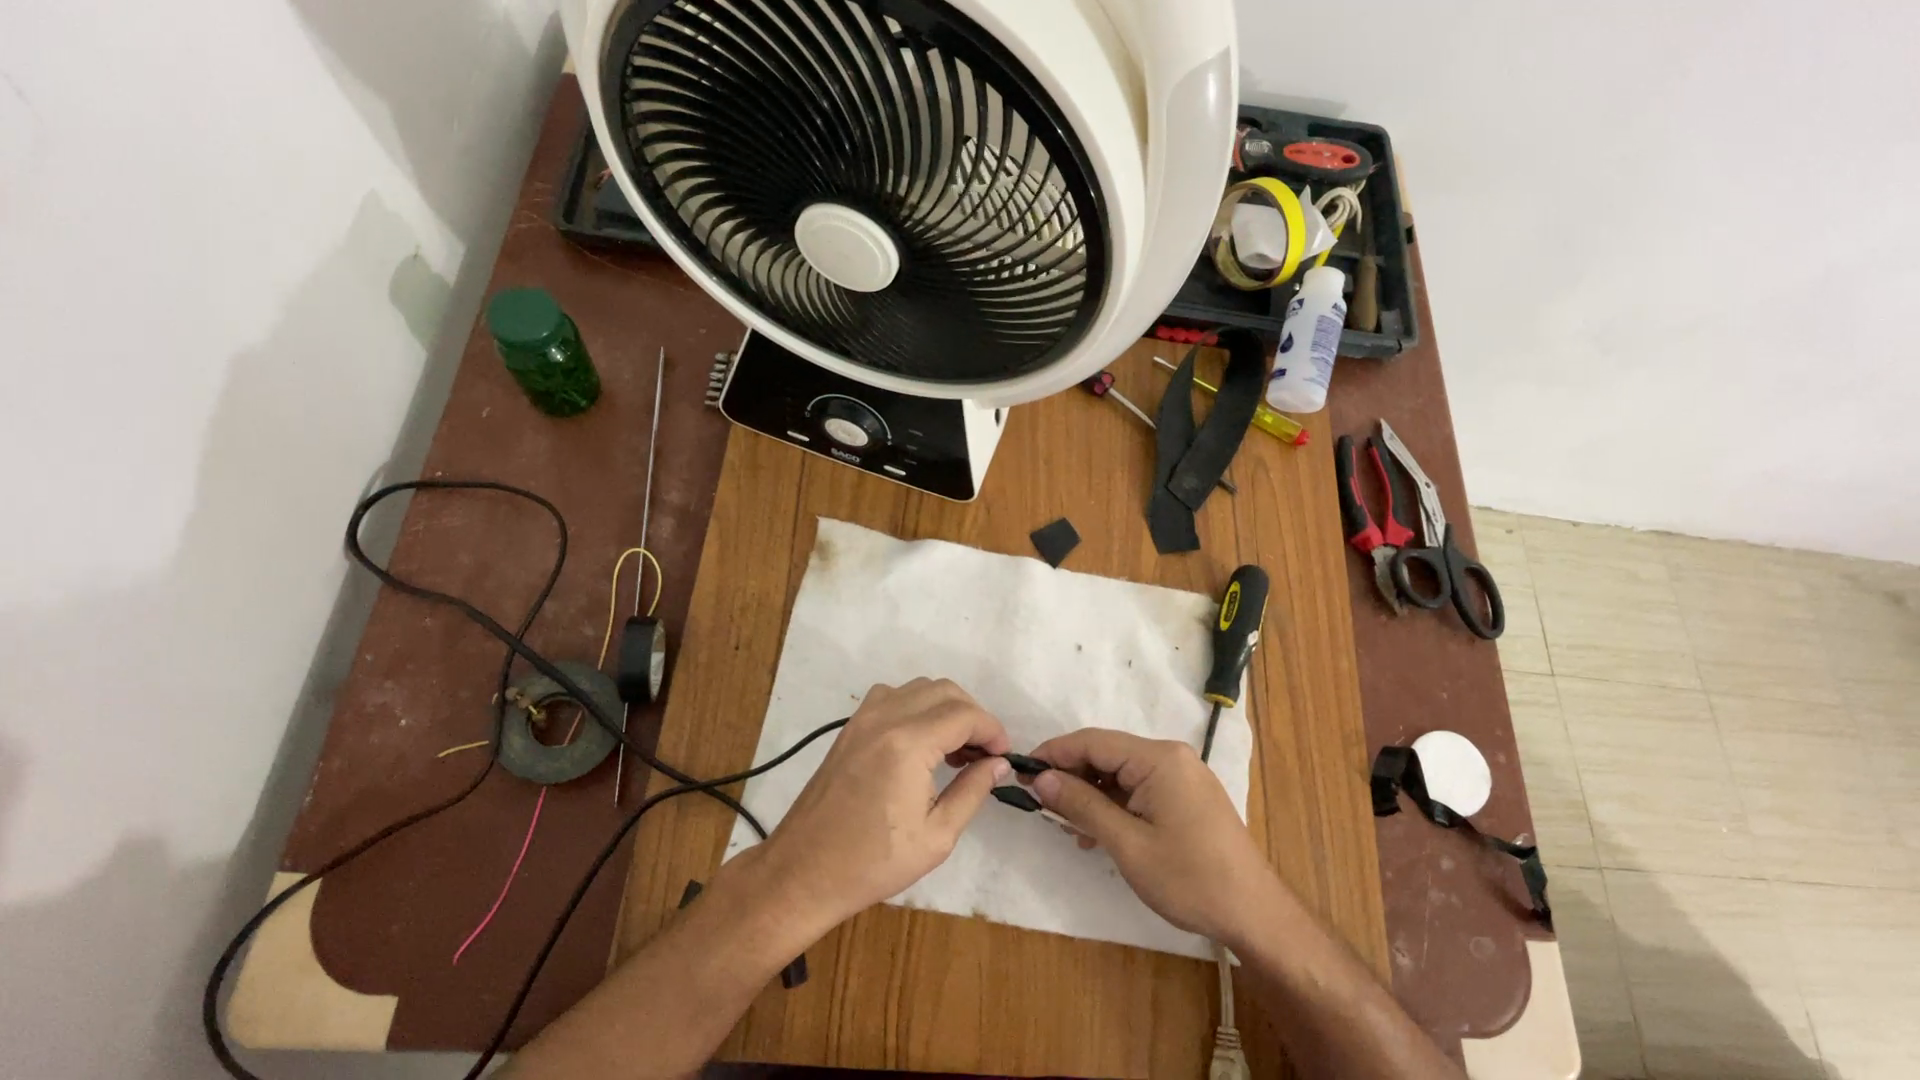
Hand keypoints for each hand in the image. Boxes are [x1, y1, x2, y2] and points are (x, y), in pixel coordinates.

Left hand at [754, 678, 1011, 929]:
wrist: (804, 871)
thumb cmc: (873, 862)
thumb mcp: (937, 836)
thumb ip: (972, 791)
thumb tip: (998, 763)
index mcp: (908, 744)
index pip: (966, 714)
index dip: (993, 730)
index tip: (1004, 756)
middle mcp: (885, 718)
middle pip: (945, 691)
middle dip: (973, 715)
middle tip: (984, 754)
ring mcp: (862, 719)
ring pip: (918, 688)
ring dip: (945, 707)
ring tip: (955, 750)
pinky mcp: (849, 729)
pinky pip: (892, 697)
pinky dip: (916, 706)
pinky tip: (921, 743)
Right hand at [1025, 728, 1288, 947]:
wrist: (1252, 913)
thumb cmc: (1188, 878)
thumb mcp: (1127, 843)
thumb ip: (1082, 805)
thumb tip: (1041, 778)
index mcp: (1159, 758)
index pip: (1092, 742)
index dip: (1054, 755)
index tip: (1021, 774)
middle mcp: (1171, 757)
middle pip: (1106, 755)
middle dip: (1071, 777)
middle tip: (1040, 805)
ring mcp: (1182, 777)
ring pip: (1121, 774)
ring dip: (1091, 795)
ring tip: (1067, 827)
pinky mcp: (1186, 797)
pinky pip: (1139, 789)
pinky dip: (1114, 805)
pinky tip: (1097, 834)